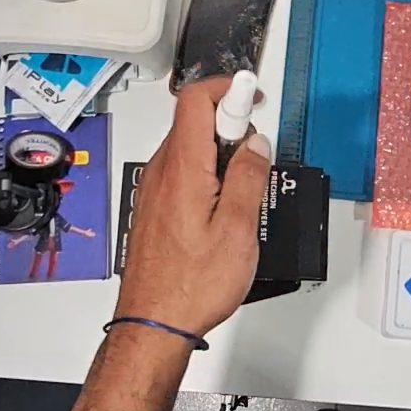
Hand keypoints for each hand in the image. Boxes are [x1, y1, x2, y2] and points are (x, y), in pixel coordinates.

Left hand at [114, 78, 272, 336]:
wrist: (153, 322)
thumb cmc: (192, 284)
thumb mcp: (237, 229)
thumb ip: (248, 178)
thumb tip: (257, 144)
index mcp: (183, 169)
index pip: (195, 100)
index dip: (227, 88)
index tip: (252, 97)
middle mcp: (162, 172)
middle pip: (194, 121)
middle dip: (231, 125)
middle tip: (255, 157)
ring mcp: (154, 189)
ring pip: (190, 147)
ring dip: (220, 152)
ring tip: (241, 191)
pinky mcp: (154, 206)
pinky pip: (182, 171)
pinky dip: (207, 172)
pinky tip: (223, 206)